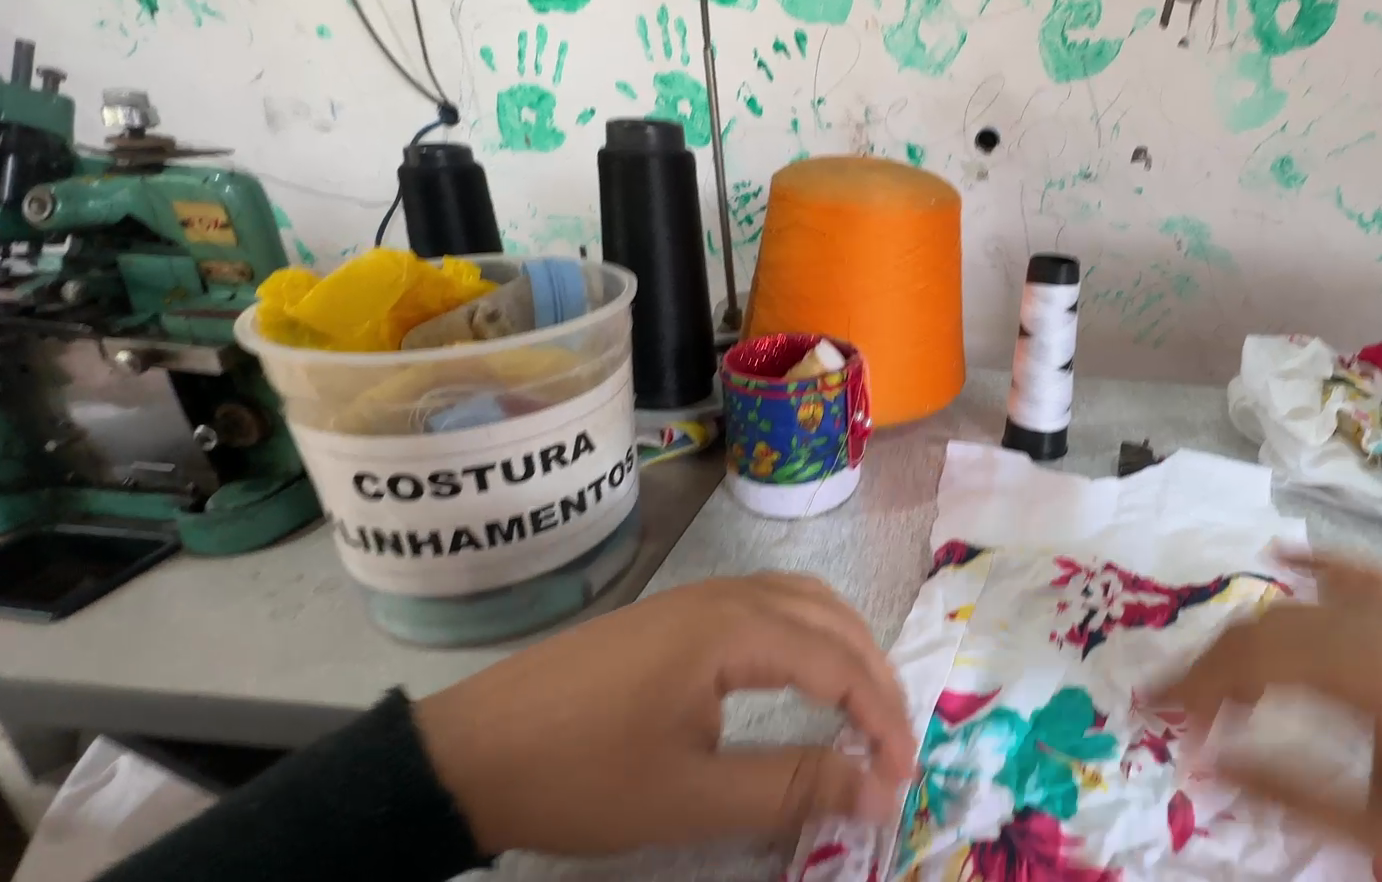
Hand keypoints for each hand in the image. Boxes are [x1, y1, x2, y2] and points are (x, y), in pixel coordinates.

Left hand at [414, 574, 913, 855]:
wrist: (468, 751)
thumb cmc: (581, 776)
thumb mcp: (689, 797)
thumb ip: (791, 787)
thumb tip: (877, 789)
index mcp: (736, 628)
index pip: (839, 663)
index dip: (881, 717)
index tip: (903, 776)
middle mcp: (730, 594)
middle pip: (832, 620)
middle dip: (875, 677)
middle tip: (892, 742)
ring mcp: (702, 594)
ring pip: (805, 601)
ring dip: (846, 646)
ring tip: (864, 701)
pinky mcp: (681, 609)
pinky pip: (773, 602)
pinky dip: (811, 631)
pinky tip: (805, 665)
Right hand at [1156, 557, 1381, 881]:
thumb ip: (1291, 789)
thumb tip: (1209, 757)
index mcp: (1374, 666)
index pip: (1252, 653)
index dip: (1195, 678)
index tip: (1156, 707)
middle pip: (1276, 620)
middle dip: (1219, 657)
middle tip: (1183, 697)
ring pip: (1314, 597)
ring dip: (1261, 623)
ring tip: (1224, 657)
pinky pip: (1373, 579)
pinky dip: (1325, 570)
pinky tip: (1299, 560)